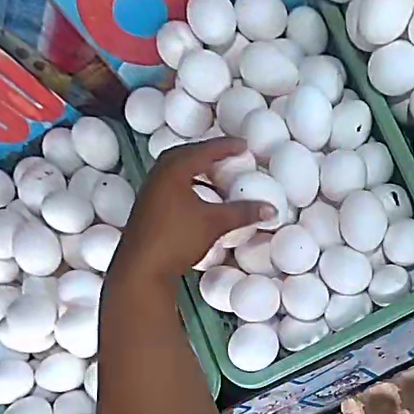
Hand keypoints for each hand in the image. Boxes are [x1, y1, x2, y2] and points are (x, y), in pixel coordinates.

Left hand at [108, 136, 269, 287]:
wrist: (142, 267)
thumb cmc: (177, 238)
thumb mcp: (215, 223)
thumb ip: (244, 213)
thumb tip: (272, 210)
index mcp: (174, 170)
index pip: (203, 151)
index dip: (225, 147)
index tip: (243, 145)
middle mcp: (159, 175)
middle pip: (186, 155)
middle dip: (209, 154)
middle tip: (229, 157)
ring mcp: (151, 191)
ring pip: (178, 170)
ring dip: (199, 170)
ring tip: (217, 177)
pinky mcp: (149, 207)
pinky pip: (173, 184)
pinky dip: (190, 183)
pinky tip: (201, 199)